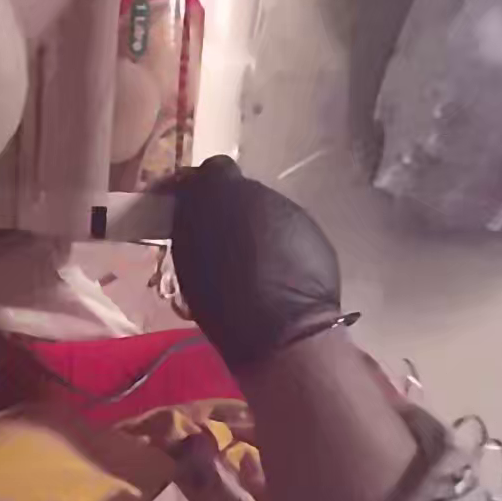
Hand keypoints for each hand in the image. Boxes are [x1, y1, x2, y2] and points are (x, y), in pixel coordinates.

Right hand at [170, 156, 344, 368]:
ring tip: (249, 260)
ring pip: (264, 209)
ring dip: (254, 226)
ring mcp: (287, 209)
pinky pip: (286, 229)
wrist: (278, 328)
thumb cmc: (220, 300)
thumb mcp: (189, 258)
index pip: (208, 172)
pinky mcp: (312, 228)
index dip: (202, 189)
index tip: (193, 209)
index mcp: (216, 193)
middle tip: (220, 238)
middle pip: (239, 190)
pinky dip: (277, 243)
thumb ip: (192, 224)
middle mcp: (255, 191)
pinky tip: (274, 270)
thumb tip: (195, 215)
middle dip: (229, 209)